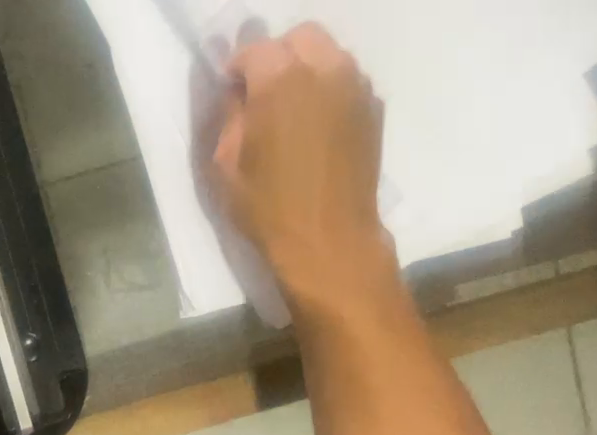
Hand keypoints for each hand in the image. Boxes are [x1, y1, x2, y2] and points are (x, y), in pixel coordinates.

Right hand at [210, 24, 390, 306]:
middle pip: (300, 36)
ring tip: (287, 109)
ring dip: (303, 69)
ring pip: (328, 52)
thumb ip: (229, 117)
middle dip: (275, 55)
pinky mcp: (372, 105)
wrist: (326, 236)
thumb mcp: (224, 167)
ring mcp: (356, 85)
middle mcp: (324, 70)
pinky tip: (312, 125)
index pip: (256, 48)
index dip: (236, 66)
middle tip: (258, 93)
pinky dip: (326, 88)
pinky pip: (346, 78)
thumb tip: (235, 92)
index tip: (228, 90)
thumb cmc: (265, 207)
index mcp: (280, 83)